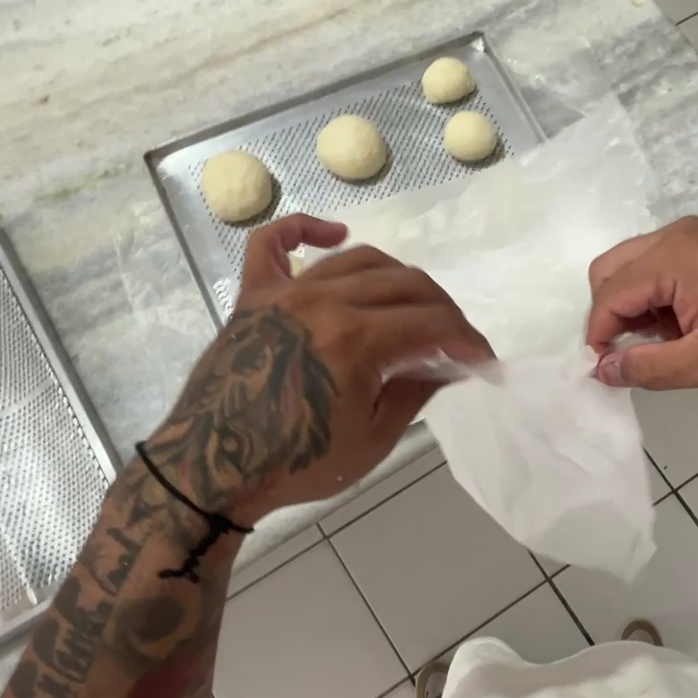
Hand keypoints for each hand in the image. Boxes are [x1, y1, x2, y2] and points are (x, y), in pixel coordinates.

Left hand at [143, 214, 491, 525]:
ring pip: (360, 261)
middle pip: (407, 284)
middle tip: (454, 340)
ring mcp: (285, 293)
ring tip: (413, 306)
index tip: (484, 360)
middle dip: (444, 311)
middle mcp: (325, 302)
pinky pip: (273, 243)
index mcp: (358, 340)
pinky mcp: (253, 296)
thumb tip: (450, 364)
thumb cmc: (298, 464)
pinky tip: (335, 235)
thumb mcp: (374, 439)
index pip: (434, 323)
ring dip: (399, 279)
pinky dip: (305, 228)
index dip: (468, 340)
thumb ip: (417, 391)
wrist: (213, 468)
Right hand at [585, 217, 697, 390]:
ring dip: (634, 304)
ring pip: (635, 264)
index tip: (606, 369)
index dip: (598, 335)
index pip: (609, 293)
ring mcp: (696, 232)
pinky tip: (684, 323)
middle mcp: (677, 233)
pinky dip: (656, 293)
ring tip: (665, 341)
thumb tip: (601, 370)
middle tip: (634, 352)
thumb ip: (647, 367)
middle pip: (612, 269)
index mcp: (673, 256)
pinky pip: (660, 262)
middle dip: (611, 314)